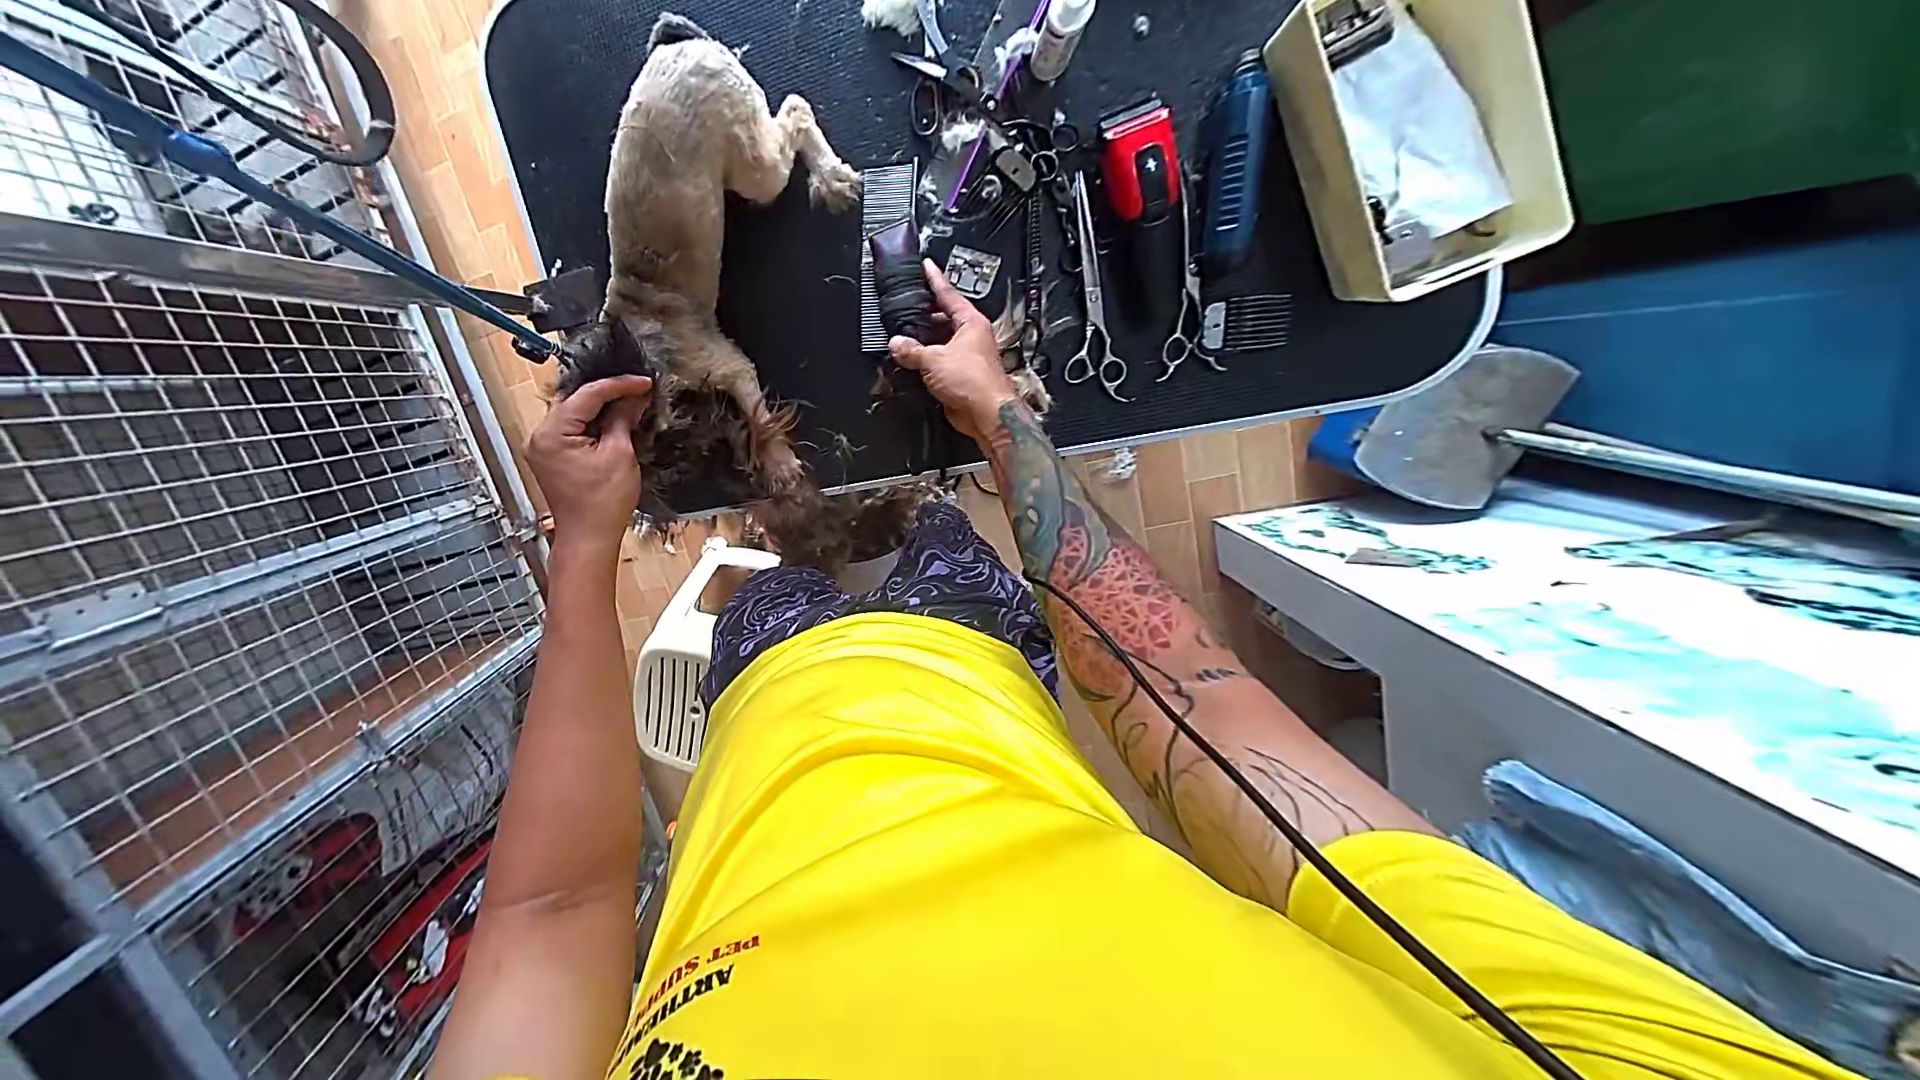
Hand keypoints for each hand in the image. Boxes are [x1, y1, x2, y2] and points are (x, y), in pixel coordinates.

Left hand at [527, 375, 652, 557]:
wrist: (589, 536)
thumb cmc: (603, 503)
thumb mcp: (620, 454)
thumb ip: (623, 420)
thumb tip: (635, 398)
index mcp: (551, 433)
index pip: (587, 395)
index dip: (619, 385)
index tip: (643, 382)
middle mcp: (540, 436)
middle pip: (577, 402)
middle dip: (610, 395)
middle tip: (640, 391)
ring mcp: (544, 447)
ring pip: (576, 415)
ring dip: (604, 409)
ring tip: (632, 405)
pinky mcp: (554, 457)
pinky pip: (574, 430)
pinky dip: (596, 424)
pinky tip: (617, 423)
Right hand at [888, 259, 1018, 440]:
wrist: (987, 414)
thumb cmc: (976, 383)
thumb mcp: (934, 359)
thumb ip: (912, 350)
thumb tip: (898, 344)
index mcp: (971, 323)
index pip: (949, 294)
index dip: (935, 279)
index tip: (927, 266)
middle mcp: (972, 339)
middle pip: (943, 320)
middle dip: (924, 318)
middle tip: (906, 311)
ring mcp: (967, 359)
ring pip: (940, 344)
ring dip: (923, 345)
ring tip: (904, 342)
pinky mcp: (961, 378)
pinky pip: (939, 365)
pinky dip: (926, 365)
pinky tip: (913, 366)